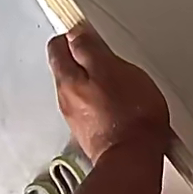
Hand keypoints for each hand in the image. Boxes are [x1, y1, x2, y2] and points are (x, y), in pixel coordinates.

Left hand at [48, 26, 169, 161]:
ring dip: (97, 86)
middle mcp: (67, 100)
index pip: (58, 47)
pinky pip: (95, 112)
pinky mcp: (93, 135)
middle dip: (86, 62)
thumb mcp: (114, 70)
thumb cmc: (129, 116)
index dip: (74, 37)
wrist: (133, 159)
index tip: (90, 35)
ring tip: (122, 87)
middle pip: (69, 71)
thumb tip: (77, 34)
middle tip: (110, 60)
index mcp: (68, 79)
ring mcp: (79, 120)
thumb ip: (91, 49)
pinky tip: (124, 109)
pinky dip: (105, 106)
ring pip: (82, 93)